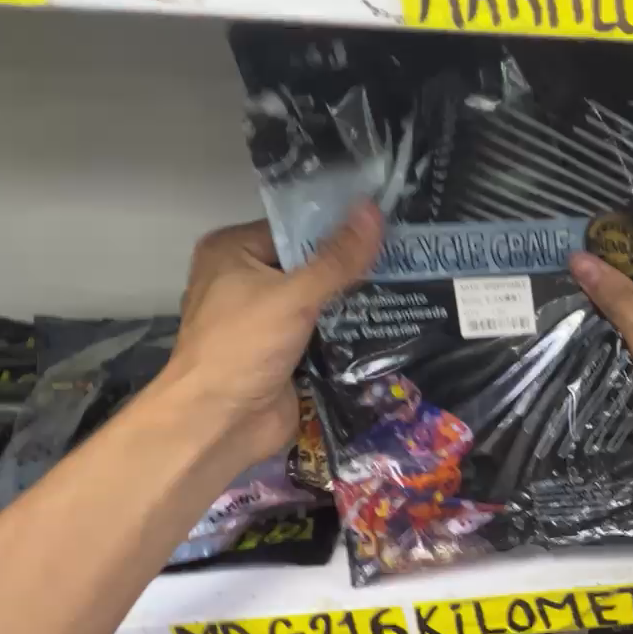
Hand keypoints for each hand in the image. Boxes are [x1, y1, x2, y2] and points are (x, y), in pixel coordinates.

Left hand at [159, 204, 382, 463]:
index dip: (338, 227)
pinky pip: (327, 335)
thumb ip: (337, 260)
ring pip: (322, 303)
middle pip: (311, 265)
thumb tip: (374, 212)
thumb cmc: (243, 348)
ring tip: (410, 291)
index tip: (387, 227)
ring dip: (357, 304)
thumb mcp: (294, 296)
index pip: (295, 229)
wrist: (222, 421)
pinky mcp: (288, 353)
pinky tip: (392, 329)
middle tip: (407, 261)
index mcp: (234, 252)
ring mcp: (269, 320)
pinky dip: (352, 335)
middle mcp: (248, 281)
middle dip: (354, 269)